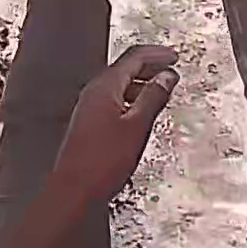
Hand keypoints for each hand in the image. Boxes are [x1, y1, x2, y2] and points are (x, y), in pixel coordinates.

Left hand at [52, 45, 179, 201]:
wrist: (72, 193)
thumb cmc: (102, 162)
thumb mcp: (137, 126)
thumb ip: (153, 97)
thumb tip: (167, 76)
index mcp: (105, 86)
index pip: (134, 57)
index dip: (157, 54)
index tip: (174, 56)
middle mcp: (95, 91)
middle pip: (126, 68)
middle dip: (150, 65)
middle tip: (170, 68)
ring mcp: (90, 106)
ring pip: (120, 84)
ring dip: (142, 83)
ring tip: (161, 90)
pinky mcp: (89, 122)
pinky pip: (114, 99)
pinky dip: (132, 98)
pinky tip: (142, 113)